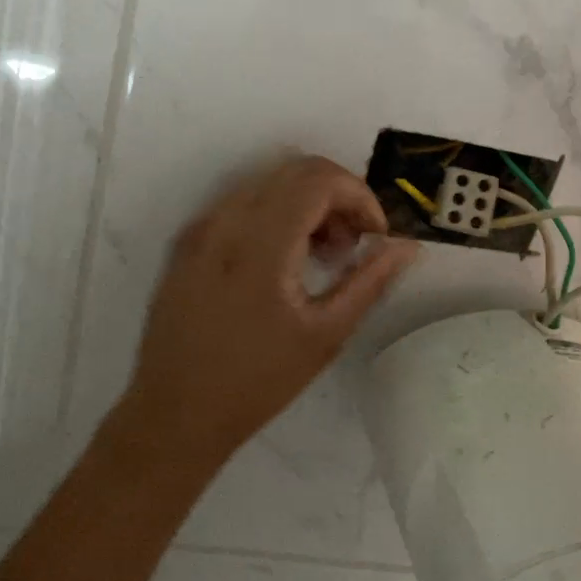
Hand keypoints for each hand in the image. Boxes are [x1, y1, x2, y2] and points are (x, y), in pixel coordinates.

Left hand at [124, 155, 417, 458]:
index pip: (320, 179)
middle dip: (336, 195)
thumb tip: (406, 246)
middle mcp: (227, 219)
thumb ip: (369, 281)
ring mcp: (202, 226)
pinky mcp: (188, 239)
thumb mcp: (325, 335)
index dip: (359, 196)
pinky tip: (281, 258)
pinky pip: (239, 200)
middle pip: (295, 169)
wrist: (174, 412)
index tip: (374, 237)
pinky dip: (273, 210)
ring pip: (267, 180)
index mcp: (262, 242)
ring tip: (319, 253)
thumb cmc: (257, 381)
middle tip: (351, 244)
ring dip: (305, 200)